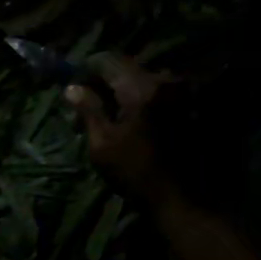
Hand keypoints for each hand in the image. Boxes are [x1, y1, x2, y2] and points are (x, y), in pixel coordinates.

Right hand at [66, 53, 183, 206]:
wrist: (179, 198)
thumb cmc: (135, 173)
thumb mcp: (102, 144)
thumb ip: (89, 110)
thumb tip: (71, 88)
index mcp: (141, 88)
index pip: (108, 60)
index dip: (87, 69)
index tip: (74, 84)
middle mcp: (165, 80)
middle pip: (128, 68)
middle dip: (105, 81)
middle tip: (88, 102)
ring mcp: (181, 92)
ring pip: (143, 79)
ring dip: (124, 91)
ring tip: (109, 114)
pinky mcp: (189, 105)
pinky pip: (158, 92)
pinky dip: (141, 99)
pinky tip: (132, 120)